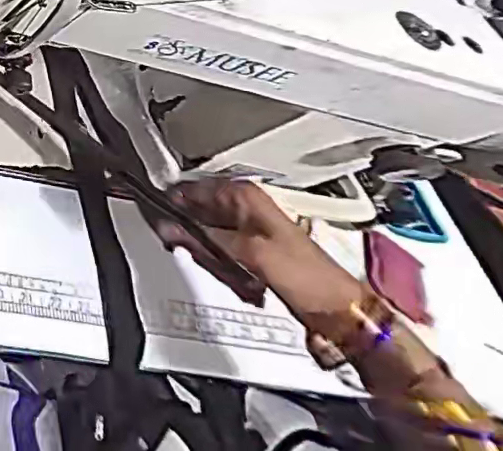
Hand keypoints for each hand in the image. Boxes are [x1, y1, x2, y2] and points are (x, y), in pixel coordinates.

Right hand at [157, 180, 370, 321]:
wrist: (339, 312)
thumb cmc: (306, 276)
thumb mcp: (249, 253)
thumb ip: (206, 237)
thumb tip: (171, 227)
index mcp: (244, 195)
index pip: (192, 190)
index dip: (174, 207)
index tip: (163, 225)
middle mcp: (244, 207)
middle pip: (197, 216)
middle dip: (200, 243)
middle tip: (216, 263)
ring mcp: (246, 230)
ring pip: (207, 240)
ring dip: (216, 262)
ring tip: (238, 278)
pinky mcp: (249, 252)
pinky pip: (221, 257)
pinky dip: (226, 271)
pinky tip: (244, 285)